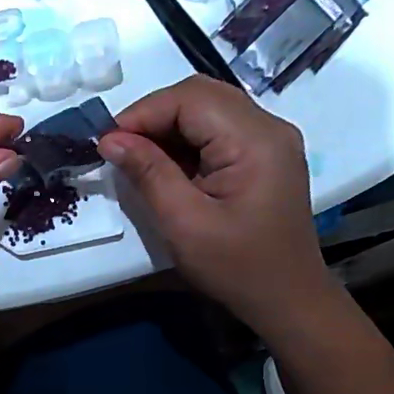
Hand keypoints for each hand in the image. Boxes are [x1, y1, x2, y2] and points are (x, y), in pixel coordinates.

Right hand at [100, 76, 331, 325]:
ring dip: (166, 126)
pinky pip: (216, 129)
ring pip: (207, 108)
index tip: (107, 143)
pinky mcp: (262, 155)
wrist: (285, 298)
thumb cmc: (235, 266)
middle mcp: (268, 127)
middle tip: (119, 148)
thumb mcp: (183, 222)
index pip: (190, 98)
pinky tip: (164, 165)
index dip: (143, 113)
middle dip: (153, 115)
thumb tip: (110, 139)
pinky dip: (183, 140)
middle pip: (200, 94)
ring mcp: (269, 140)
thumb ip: (148, 173)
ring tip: (136, 157)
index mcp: (255, 140)